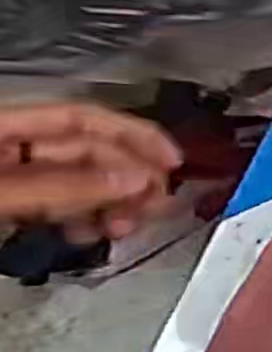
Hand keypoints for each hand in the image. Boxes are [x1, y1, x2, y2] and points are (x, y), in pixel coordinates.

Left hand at [0, 102, 183, 242]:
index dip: (137, 136)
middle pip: (90, 154)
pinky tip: (88, 233)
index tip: (174, 163)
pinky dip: (82, 217)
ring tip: (122, 227)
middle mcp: (4, 145)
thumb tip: (138, 180)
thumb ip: (61, 185)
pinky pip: (56, 203)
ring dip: (112, 205)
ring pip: (80, 182)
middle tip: (151, 207)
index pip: (86, 118)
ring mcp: (5, 176)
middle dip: (129, 182)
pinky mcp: (6, 202)